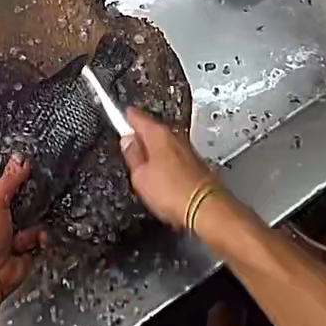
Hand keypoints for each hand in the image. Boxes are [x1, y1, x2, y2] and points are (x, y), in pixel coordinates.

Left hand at [0, 156, 45, 304]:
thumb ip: (9, 181)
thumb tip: (19, 160)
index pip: (5, 182)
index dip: (18, 175)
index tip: (31, 168)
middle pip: (23, 200)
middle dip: (31, 202)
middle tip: (37, 199)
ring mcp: (12, 233)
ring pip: (35, 218)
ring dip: (34, 225)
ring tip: (26, 231)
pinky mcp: (25, 248)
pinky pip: (40, 236)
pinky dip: (39, 239)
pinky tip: (33, 242)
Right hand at [121, 107, 221, 228]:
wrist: (207, 209)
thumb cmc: (175, 192)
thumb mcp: (139, 176)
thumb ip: (131, 155)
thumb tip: (127, 142)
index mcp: (157, 133)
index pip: (135, 116)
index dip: (123, 118)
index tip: (118, 119)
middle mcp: (175, 136)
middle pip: (151, 129)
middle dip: (140, 138)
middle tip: (128, 152)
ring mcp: (187, 149)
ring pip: (164, 144)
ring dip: (154, 152)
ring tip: (145, 172)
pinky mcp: (196, 164)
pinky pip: (175, 158)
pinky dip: (166, 164)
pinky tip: (162, 180)